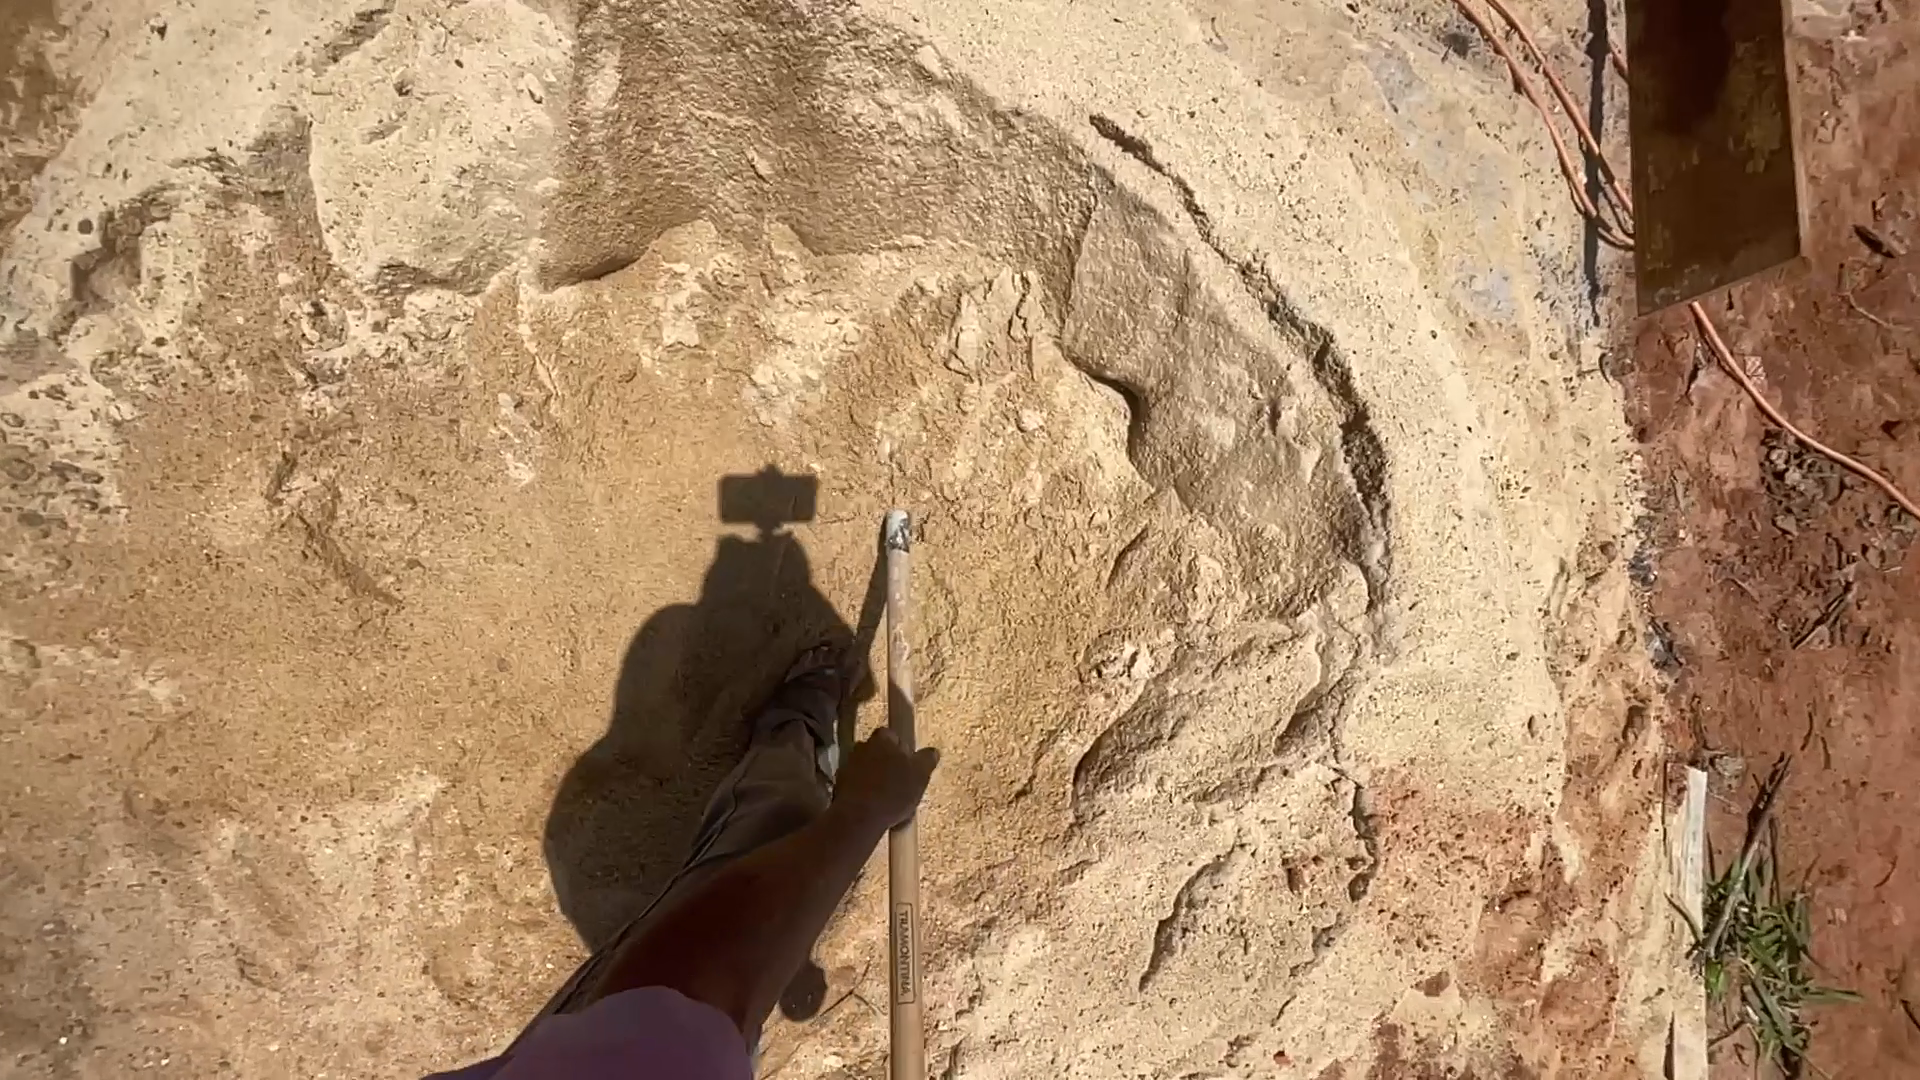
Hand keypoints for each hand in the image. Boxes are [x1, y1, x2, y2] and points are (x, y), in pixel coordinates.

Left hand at [832, 728, 938, 829]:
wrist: (859, 817)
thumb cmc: (894, 791)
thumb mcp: (920, 775)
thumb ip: (927, 760)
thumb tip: (933, 751)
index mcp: (883, 738)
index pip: (893, 736)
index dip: (902, 749)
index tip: (909, 765)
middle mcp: (862, 746)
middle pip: (878, 750)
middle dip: (887, 761)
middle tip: (899, 780)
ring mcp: (848, 764)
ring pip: (866, 766)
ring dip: (874, 775)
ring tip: (885, 795)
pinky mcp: (839, 784)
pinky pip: (855, 782)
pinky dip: (863, 789)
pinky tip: (873, 804)